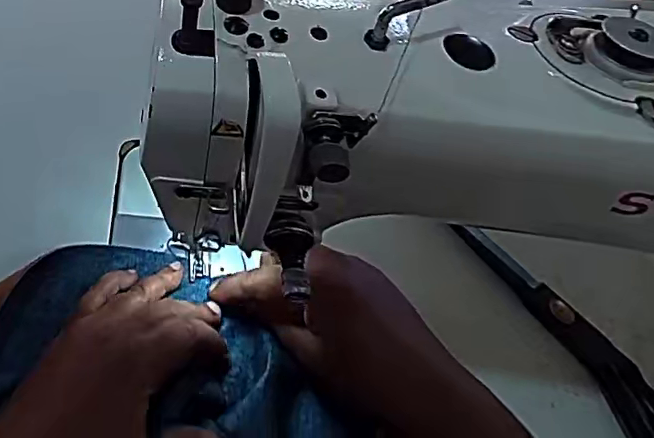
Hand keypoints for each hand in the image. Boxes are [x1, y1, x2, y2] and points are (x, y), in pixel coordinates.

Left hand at [0, 262, 225, 437]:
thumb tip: (214, 434)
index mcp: (140, 353)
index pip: (188, 333)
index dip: (211, 343)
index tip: (223, 358)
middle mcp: (116, 326)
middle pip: (164, 307)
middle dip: (192, 311)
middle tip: (214, 319)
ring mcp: (91, 323)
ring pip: (134, 291)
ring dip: (158, 285)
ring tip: (177, 275)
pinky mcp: (70, 328)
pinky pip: (99, 291)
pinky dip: (117, 281)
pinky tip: (126, 277)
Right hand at [211, 247, 529, 437]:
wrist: (432, 394)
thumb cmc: (376, 378)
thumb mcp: (311, 354)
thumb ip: (276, 323)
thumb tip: (254, 311)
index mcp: (320, 272)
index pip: (265, 275)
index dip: (237, 287)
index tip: (220, 294)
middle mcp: (340, 259)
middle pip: (286, 262)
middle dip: (266, 283)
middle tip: (249, 306)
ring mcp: (359, 266)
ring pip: (308, 266)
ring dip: (292, 285)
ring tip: (285, 315)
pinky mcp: (373, 278)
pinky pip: (332, 273)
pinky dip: (317, 288)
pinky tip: (317, 315)